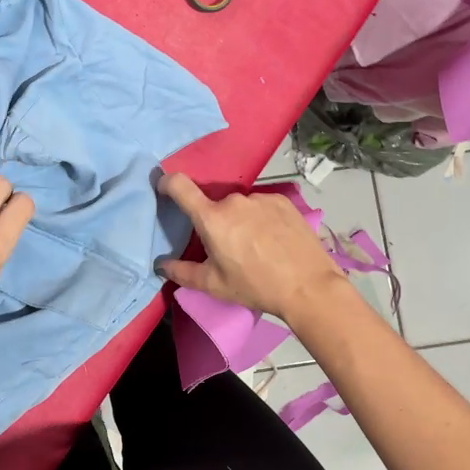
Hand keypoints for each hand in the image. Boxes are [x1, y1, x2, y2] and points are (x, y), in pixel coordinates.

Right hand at [156, 173, 347, 320]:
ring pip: (240, 206)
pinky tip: (275, 240)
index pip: (180, 185)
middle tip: (229, 247)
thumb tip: (160, 265)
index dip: (167, 182)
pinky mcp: (282, 200)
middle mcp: (233, 201)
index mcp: (212, 218)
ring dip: (241, 220)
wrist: (309, 287)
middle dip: (216, 221)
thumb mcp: (215, 285)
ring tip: (257, 246)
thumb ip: (182, 273)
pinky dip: (262, 218)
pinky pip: (262, 205)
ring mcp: (260, 198)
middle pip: (215, 204)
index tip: (164, 188)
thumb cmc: (256, 286)